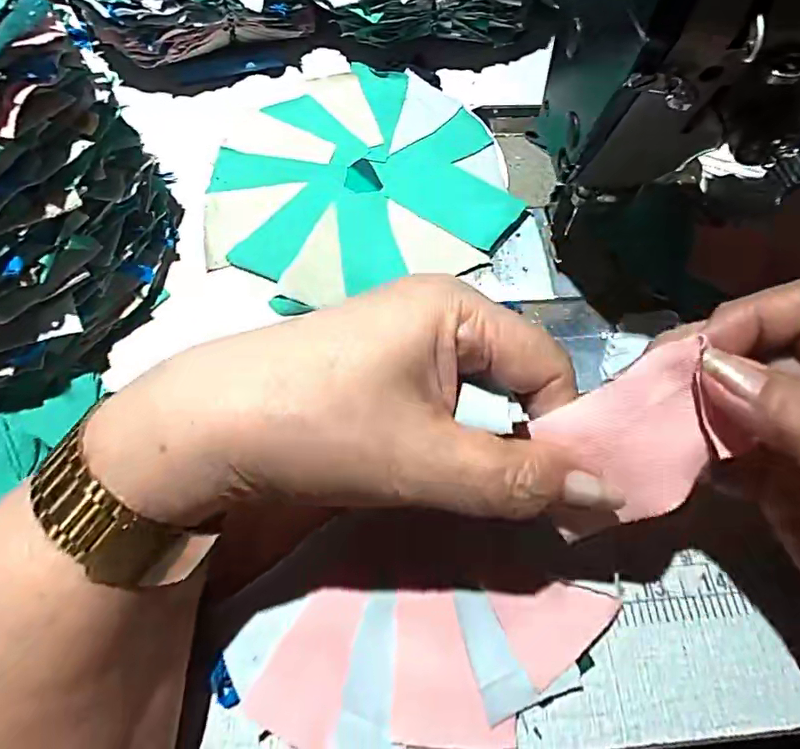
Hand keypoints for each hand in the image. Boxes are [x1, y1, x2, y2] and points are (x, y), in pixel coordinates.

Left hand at [80, 276, 623, 528]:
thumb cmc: (320, 429)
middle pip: (519, 371)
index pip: (547, 362)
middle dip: (528, 433)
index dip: (561, 424)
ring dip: (494, 436)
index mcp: (460, 306)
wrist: (196, 431)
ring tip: (480, 482)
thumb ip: (516, 479)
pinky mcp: (388, 357)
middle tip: (522, 493)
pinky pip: (453, 390)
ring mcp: (412, 329)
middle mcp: (443, 305)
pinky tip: (442, 460)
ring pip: (487, 385)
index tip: (555, 488)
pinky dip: (462, 430)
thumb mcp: (425, 461)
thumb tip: (603, 494)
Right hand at [696, 280, 799, 748]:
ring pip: (755, 408)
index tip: (700, 350)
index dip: (760, 317)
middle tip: (653, 381)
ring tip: (651, 418)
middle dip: (718, 359)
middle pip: (780, 354)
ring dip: (703, 408)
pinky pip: (750, 464)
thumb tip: (717, 366)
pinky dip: (710, 456)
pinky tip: (677, 458)